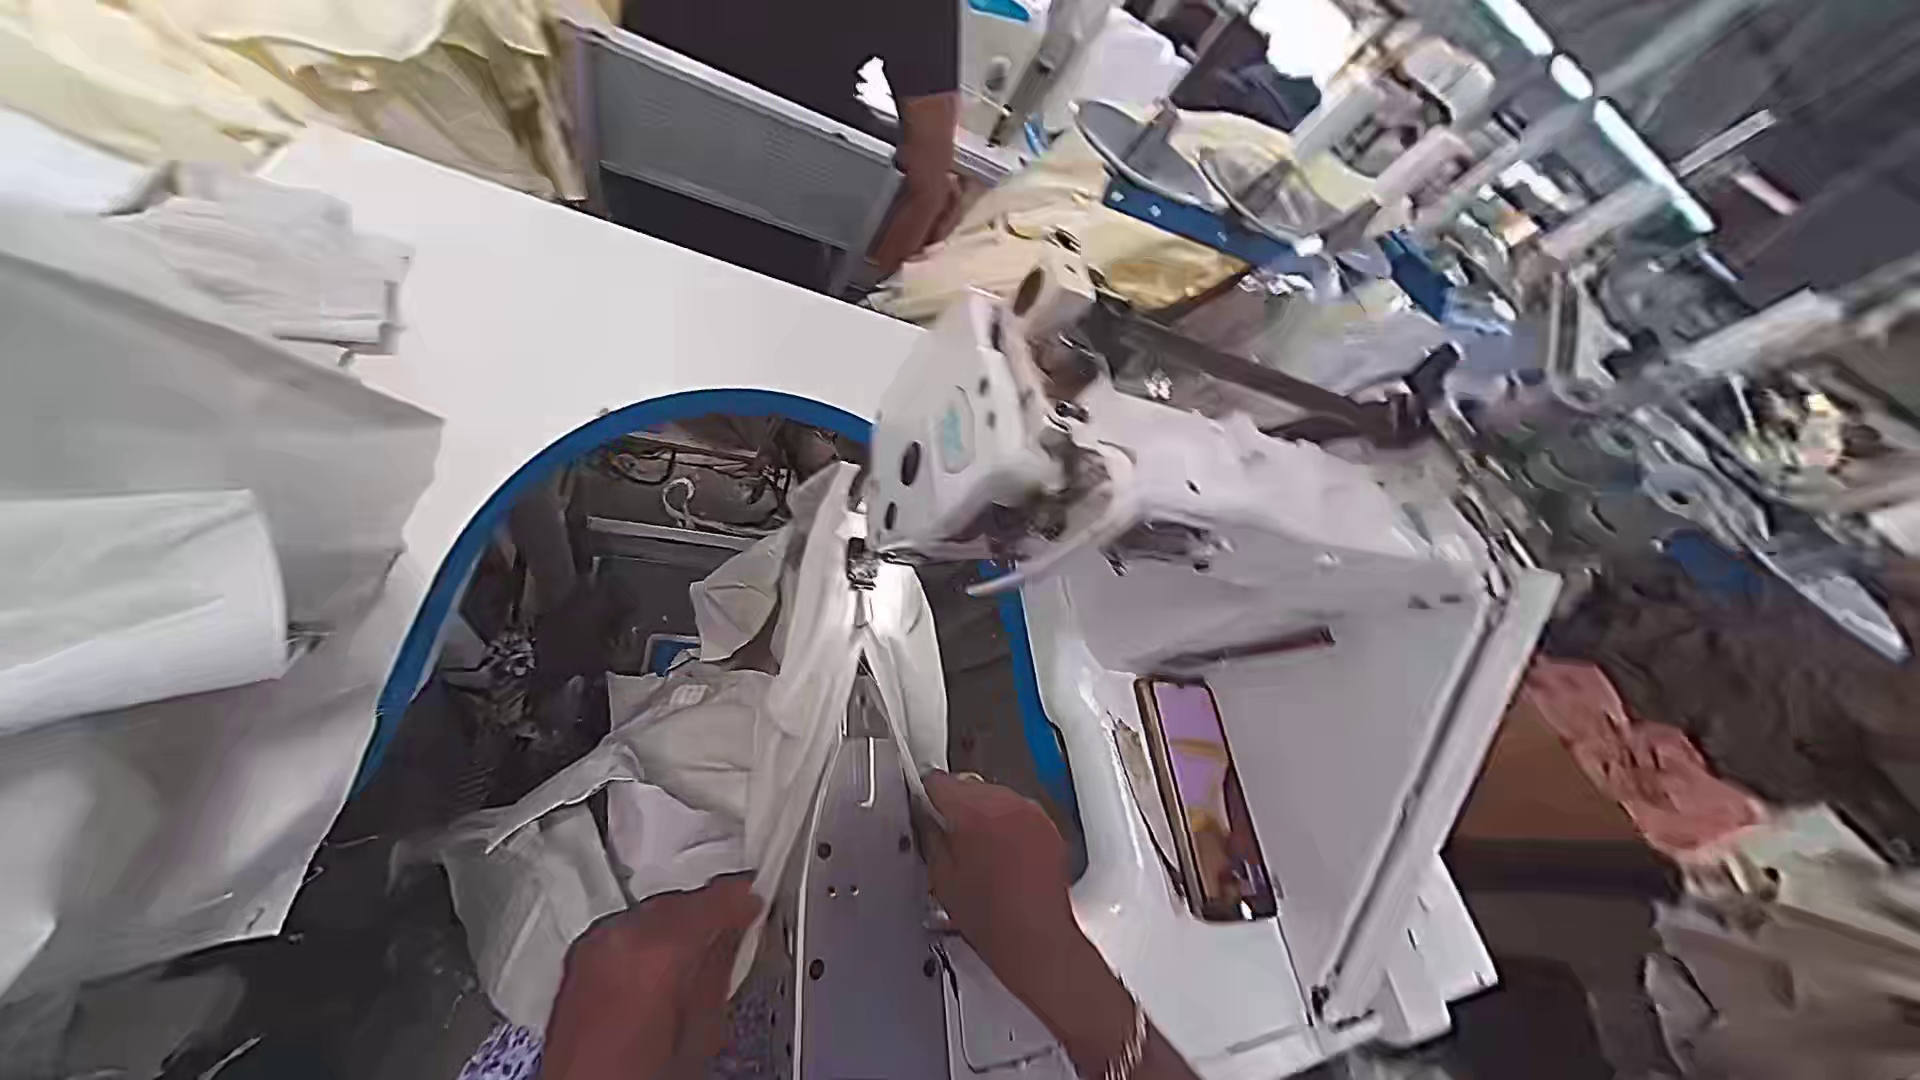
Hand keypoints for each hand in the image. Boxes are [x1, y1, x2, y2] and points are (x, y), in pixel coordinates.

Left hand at [539, 875, 761, 1079]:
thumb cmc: (635, 1079)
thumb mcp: (701, 1032)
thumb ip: (721, 966)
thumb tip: (733, 932)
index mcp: (660, 952)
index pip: (714, 900)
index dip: (742, 897)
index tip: (753, 901)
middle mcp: (623, 938)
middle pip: (683, 901)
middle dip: (710, 910)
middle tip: (735, 924)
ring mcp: (597, 946)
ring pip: (657, 909)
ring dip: (681, 920)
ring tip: (700, 945)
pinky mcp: (581, 957)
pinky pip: (630, 926)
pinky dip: (652, 933)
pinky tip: (665, 956)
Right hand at [920, 771, 1078, 986]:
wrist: (1038, 938)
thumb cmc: (993, 918)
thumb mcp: (941, 877)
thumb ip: (930, 836)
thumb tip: (926, 820)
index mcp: (971, 810)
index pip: (938, 781)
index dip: (926, 793)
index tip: (923, 800)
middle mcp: (1002, 801)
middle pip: (968, 784)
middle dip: (956, 803)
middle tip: (949, 831)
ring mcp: (1027, 810)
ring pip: (993, 794)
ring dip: (983, 811)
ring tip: (978, 847)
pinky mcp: (1046, 822)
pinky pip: (1017, 809)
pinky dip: (1007, 821)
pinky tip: (1002, 851)